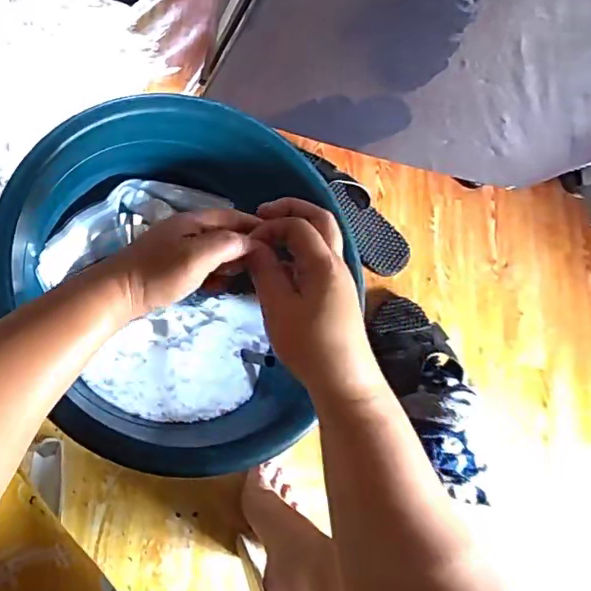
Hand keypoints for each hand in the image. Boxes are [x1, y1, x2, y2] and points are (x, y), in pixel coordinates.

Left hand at [100, 209, 257, 318]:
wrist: (118, 292)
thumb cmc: (159, 273)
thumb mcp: (198, 256)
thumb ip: (227, 244)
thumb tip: (251, 240)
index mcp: (191, 221)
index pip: (232, 216)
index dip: (256, 227)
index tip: (279, 243)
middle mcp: (183, 229)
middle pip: (223, 233)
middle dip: (243, 247)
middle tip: (260, 267)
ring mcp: (174, 247)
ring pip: (212, 251)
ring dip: (228, 263)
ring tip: (239, 280)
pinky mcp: (168, 266)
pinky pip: (199, 265)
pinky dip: (212, 273)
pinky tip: (216, 287)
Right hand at [240, 199, 384, 402]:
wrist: (344, 380)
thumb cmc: (308, 343)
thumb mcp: (277, 305)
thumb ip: (265, 268)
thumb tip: (253, 245)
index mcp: (324, 264)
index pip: (298, 224)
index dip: (269, 226)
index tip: (246, 242)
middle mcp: (338, 263)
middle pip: (321, 219)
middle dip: (290, 209)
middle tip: (260, 214)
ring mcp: (340, 277)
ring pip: (323, 236)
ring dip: (295, 227)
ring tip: (266, 236)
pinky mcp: (336, 290)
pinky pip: (319, 255)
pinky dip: (299, 246)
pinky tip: (278, 262)